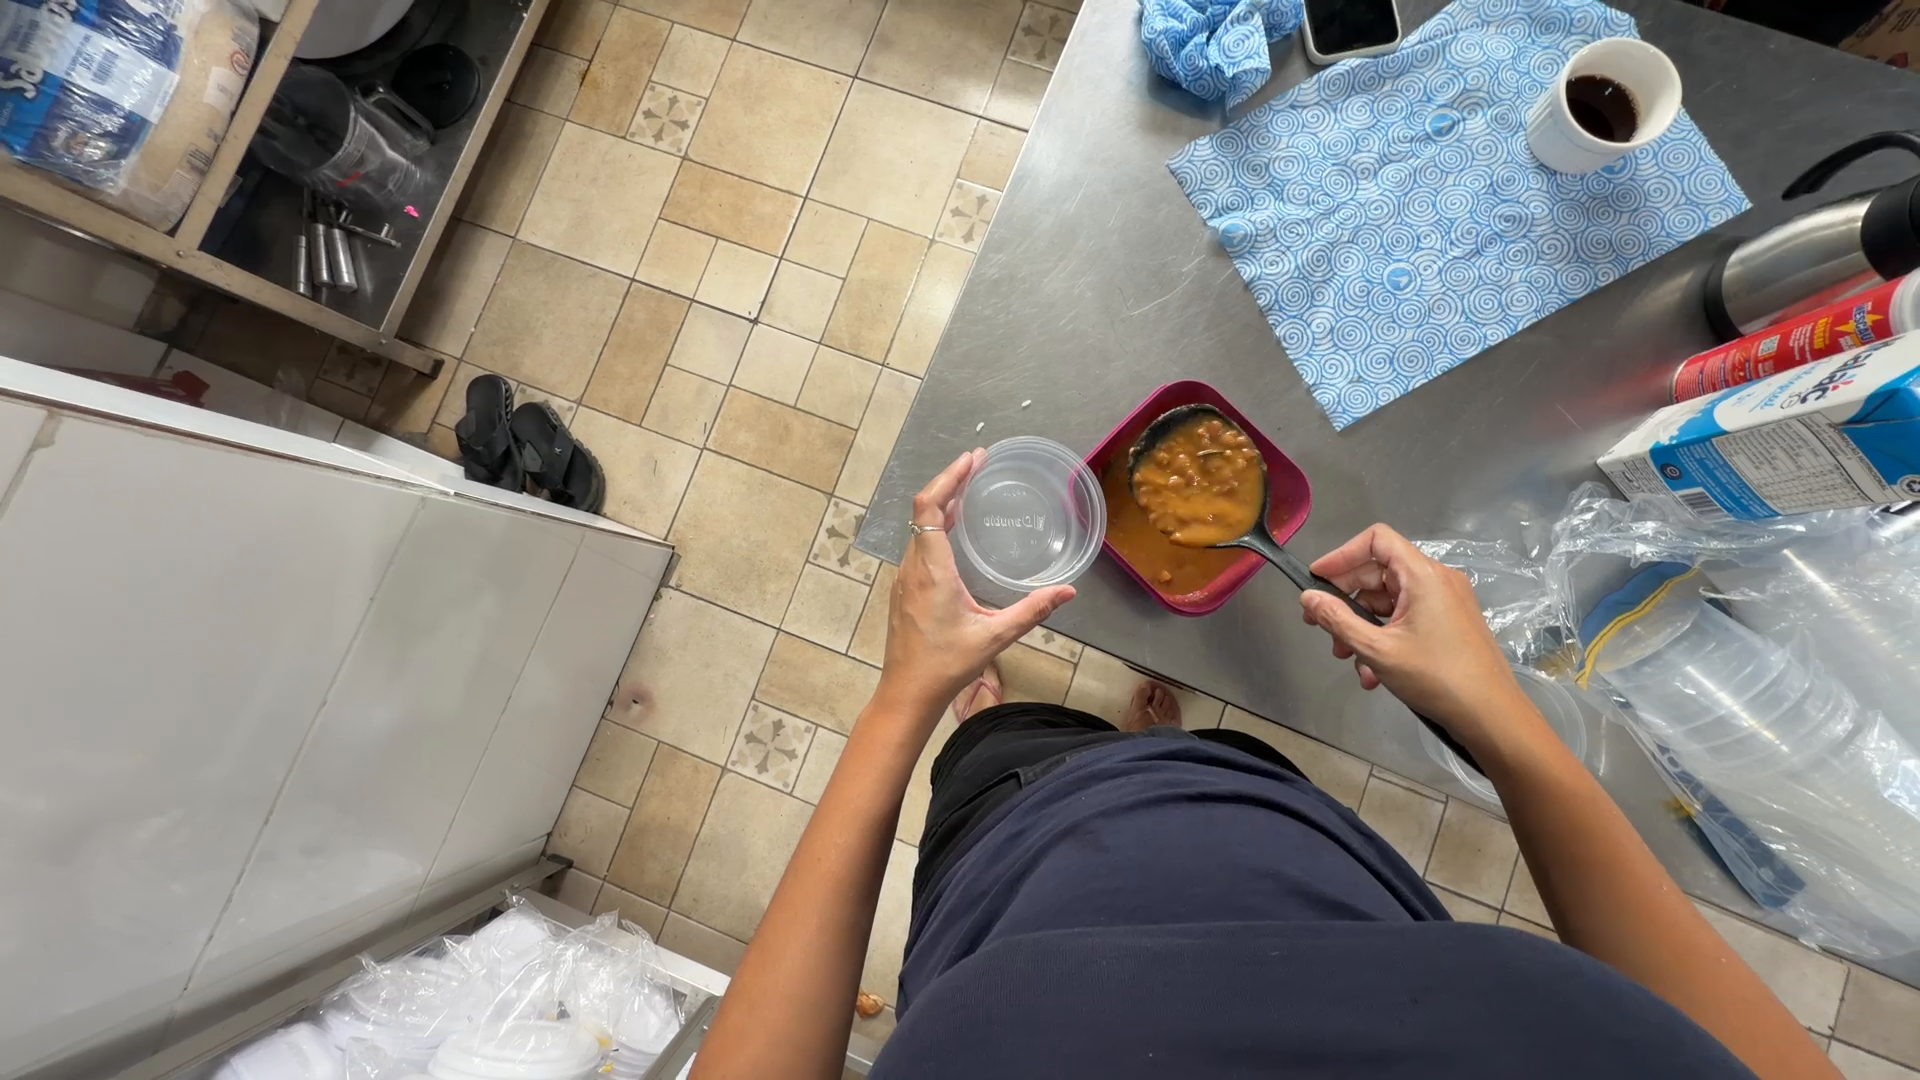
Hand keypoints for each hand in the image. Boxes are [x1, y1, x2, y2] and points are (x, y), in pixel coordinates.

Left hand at [876, 449, 1075, 724]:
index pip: (929, 507)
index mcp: (932, 570)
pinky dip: (935, 526)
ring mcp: (904, 578)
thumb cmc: (948, 665)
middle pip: (924, 510)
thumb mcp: (995, 636)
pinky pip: (918, 545)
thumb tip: (1067, 591)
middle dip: (950, 482)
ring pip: (919, 528)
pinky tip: (954, 531)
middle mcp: (913, 567)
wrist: (907, 692)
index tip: (971, 460)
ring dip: (941, 504)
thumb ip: (1032, 611)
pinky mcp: (904, 589)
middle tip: (978, 463)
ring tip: (968, 489)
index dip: (949, 478)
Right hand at [1298, 524, 1530, 751]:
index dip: (1341, 554)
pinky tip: (1371, 671)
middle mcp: (1436, 580)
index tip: (1316, 579)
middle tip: (1317, 625)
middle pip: (1376, 572)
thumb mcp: (1376, 649)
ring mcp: (1443, 602)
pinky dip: (1381, 637)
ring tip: (1347, 658)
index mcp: (1423, 575)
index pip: (1376, 540)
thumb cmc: (1435, 676)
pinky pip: (1402, 618)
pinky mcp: (1446, 623)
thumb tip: (1307, 597)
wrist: (1492, 716)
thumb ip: (1336, 619)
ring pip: (1386, 601)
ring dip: (1360, 627)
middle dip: (1344, 600)